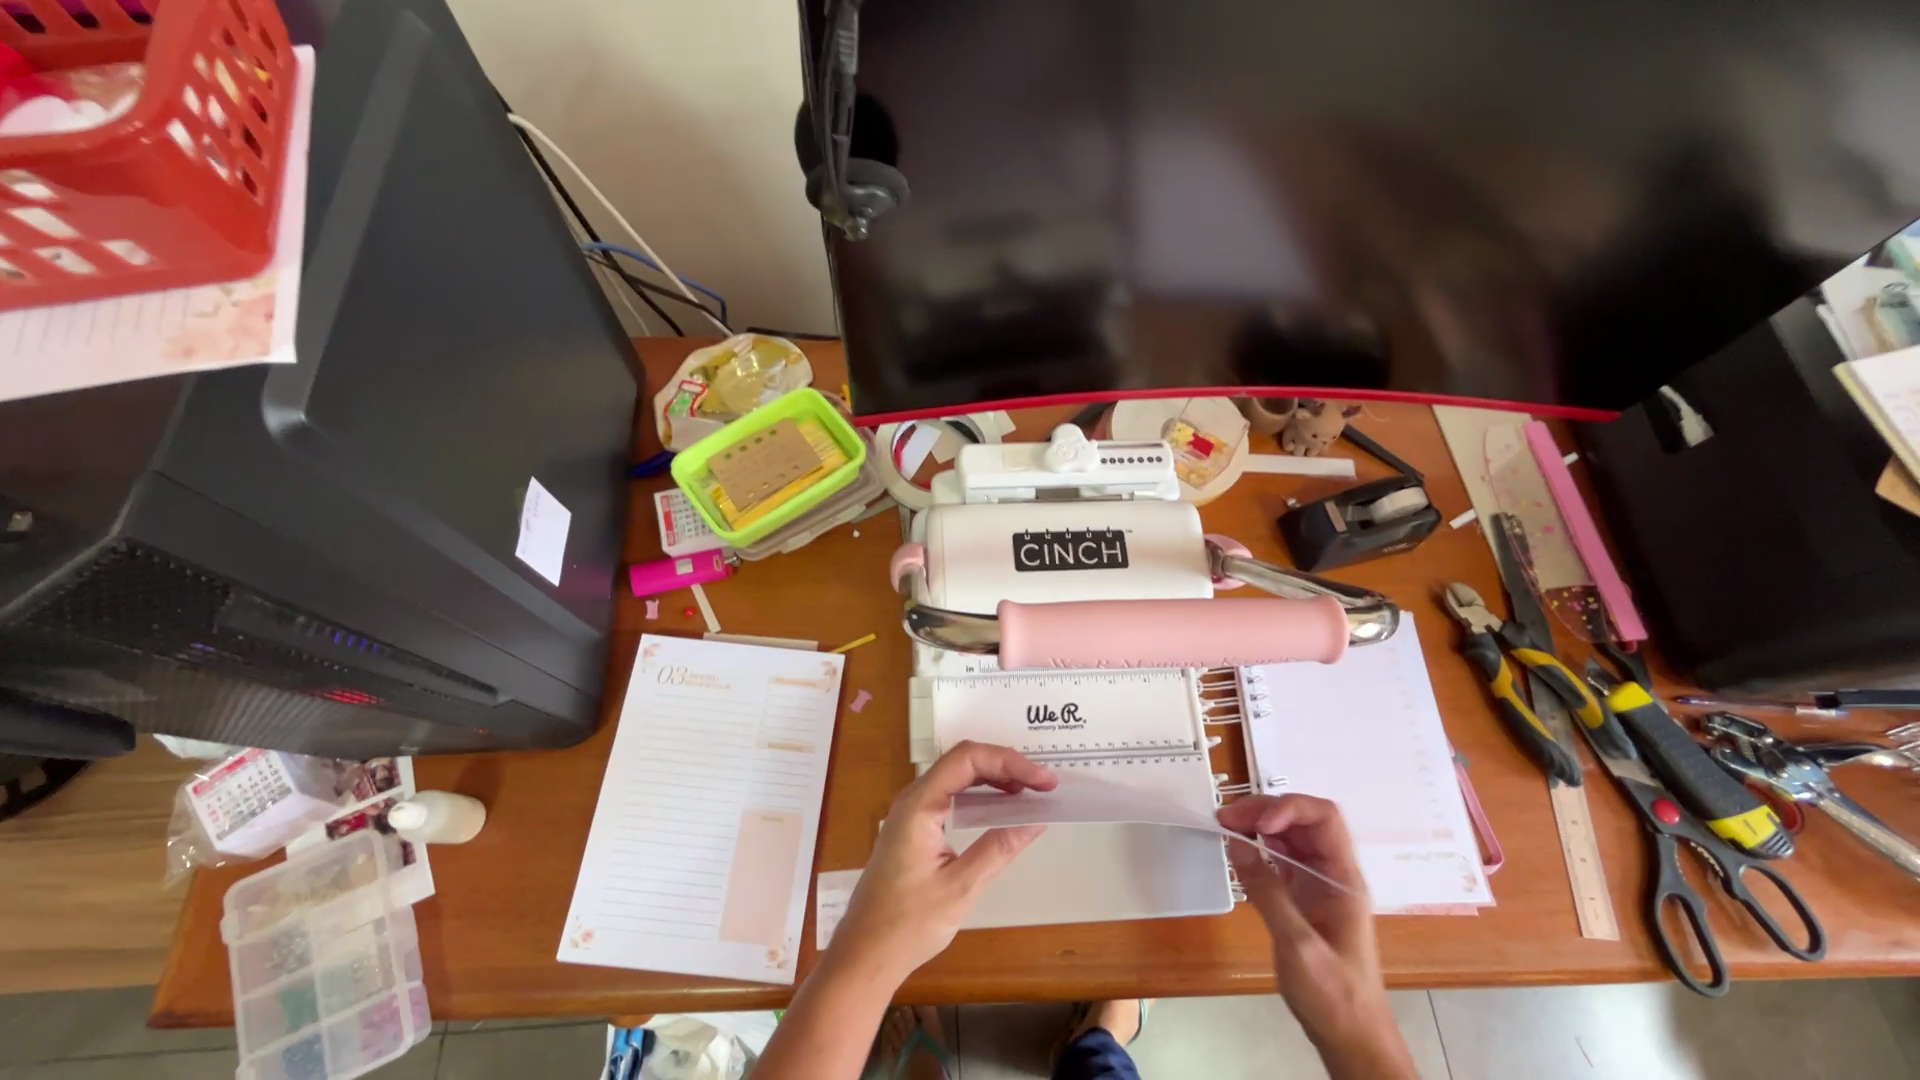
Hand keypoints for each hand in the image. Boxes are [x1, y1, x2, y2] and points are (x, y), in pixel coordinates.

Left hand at [829, 741, 1057, 984]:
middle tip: (1044, 784)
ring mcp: (912, 812)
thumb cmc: (908, 924)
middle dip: (1006, 766)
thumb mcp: (960, 887)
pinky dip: (981, 796)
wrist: (865, 953)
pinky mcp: (915, 828)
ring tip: (1031, 793)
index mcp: (919, 805)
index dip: (1009, 761)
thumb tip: (1036, 819)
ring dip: (995, 779)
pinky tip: (1003, 810)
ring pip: (958, 777)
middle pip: (963, 762)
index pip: (967, 759)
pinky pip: (951, 796)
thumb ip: (998, 848)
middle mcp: (913, 799)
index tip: (1043, 780)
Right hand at [1219, 795, 1413, 1077]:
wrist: (1351, 1038)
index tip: (1256, 822)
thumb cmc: (1333, 994)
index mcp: (1344, 878)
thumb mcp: (1298, 944)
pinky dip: (1257, 848)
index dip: (1289, 808)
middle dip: (1265, 810)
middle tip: (1225, 818)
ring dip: (1258, 825)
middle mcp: (1333, 873)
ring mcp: (1317, 885)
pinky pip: (1280, 859)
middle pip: (1303, 821)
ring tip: (1225, 827)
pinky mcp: (1301, 899)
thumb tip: (1236, 843)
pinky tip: (1238, 850)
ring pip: (1289, 837)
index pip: (1324, 818)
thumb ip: (1267, 891)